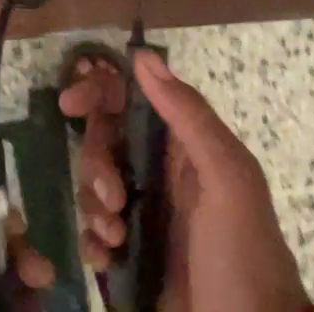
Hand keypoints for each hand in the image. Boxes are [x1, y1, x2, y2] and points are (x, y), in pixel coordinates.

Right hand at [60, 49, 310, 311]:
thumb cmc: (242, 253)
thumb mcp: (226, 178)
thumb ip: (189, 116)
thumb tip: (143, 56)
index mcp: (184, 145)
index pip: (131, 97)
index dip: (98, 91)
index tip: (70, 103)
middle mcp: (161, 170)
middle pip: (104, 140)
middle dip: (97, 163)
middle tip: (115, 197)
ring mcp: (145, 212)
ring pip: (93, 184)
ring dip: (94, 205)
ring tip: (116, 236)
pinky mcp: (131, 252)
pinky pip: (93, 230)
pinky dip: (93, 240)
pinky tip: (107, 257)